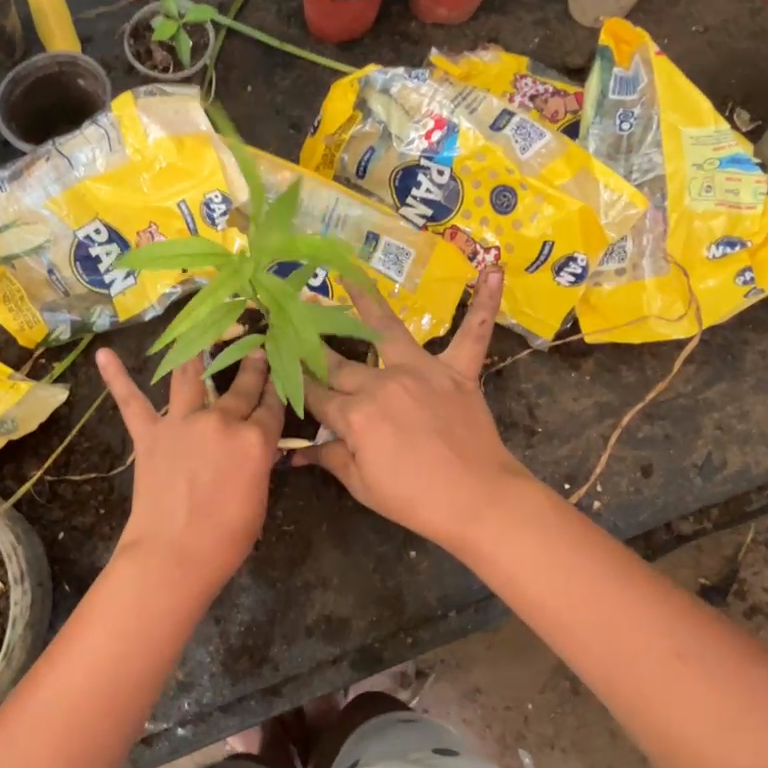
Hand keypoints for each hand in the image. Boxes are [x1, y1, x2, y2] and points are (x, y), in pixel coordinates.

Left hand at [97, 346, 283, 593]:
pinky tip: (103, 355)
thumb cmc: (226, 539)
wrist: (173, 553)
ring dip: (196, 354)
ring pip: (190, 378)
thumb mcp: (258, 498)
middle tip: (255, 346)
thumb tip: (253, 446)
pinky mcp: (148, 434)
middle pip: (240, 387)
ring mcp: (181, 424)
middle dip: (250, 365)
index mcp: (254, 440)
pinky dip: (116, 377)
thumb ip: (257, 464)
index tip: (280, 369)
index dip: (277, 388)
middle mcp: (220, 421)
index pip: (271, 407)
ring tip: (199, 335)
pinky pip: (131, 401)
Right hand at [291, 267, 534, 549]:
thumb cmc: (415, 500)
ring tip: (348, 275)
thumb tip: (294, 451)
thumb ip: (330, 458)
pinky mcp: (457, 372)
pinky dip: (482, 302)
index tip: (275, 355)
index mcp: (354, 416)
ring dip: (366, 302)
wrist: (479, 500)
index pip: (315, 393)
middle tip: (292, 315)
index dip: (294, 377)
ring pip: (387, 330)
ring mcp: (421, 372)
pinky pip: (472, 333)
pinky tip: (491, 268)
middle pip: (339, 362)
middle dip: (311, 341)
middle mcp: (382, 384)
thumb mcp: (362, 485)